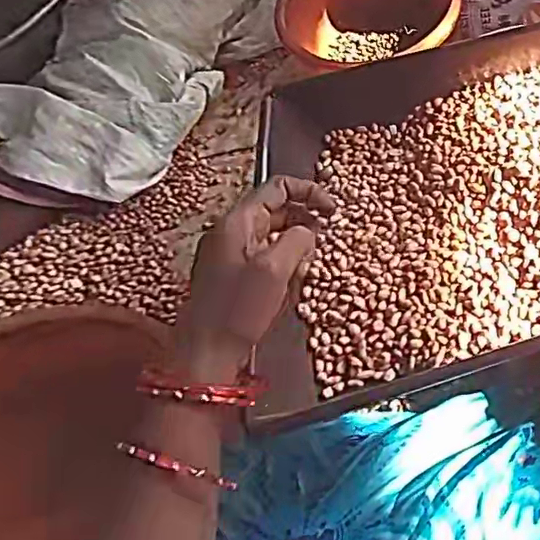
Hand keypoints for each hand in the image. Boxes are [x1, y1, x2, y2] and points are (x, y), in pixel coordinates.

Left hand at [173, 177, 335, 381]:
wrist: (206, 353)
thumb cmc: (238, 308)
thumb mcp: (275, 268)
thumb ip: (299, 239)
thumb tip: (311, 231)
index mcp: (237, 222)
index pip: (277, 187)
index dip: (310, 192)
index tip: (333, 210)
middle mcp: (232, 232)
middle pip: (278, 209)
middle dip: (308, 219)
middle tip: (330, 236)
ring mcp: (232, 253)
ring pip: (276, 232)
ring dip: (300, 241)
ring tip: (315, 260)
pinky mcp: (236, 274)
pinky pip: (269, 254)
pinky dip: (289, 259)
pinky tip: (297, 278)